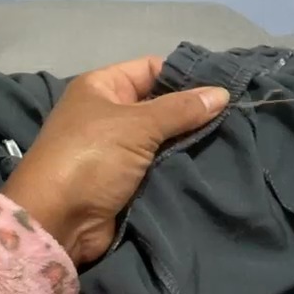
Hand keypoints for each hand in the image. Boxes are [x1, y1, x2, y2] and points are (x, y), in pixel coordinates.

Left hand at [2, 57, 228, 263]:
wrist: (58, 223)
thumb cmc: (91, 159)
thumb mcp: (137, 126)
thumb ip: (181, 109)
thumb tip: (221, 93)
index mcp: (102, 88)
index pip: (151, 69)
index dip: (185, 76)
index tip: (223, 88)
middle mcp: (108, 114)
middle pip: (160, 105)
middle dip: (192, 113)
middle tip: (235, 117)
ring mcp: (117, 150)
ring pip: (163, 139)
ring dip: (189, 143)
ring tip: (231, 141)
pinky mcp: (125, 182)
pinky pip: (159, 167)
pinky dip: (180, 168)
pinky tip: (213, 166)